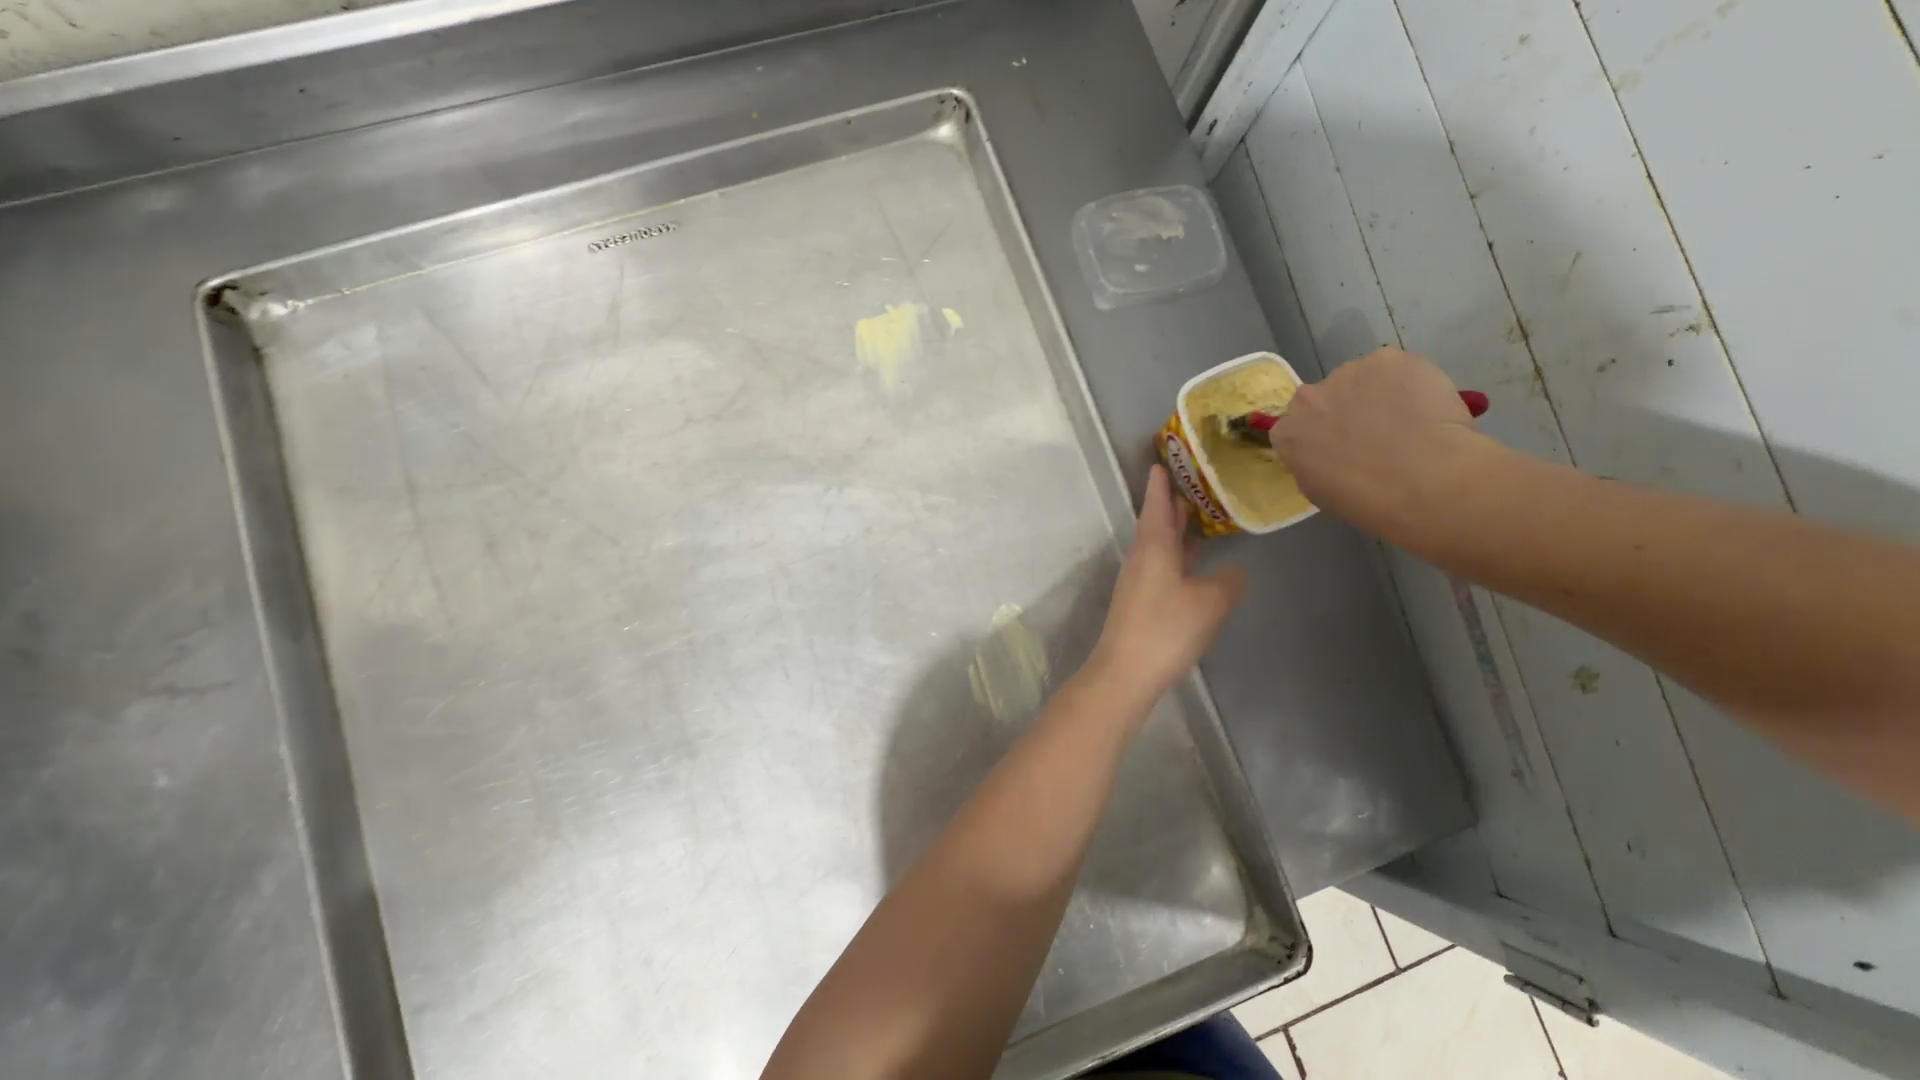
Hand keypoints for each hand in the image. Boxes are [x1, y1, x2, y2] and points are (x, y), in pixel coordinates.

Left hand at [1086, 465, 1247, 706]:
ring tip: (1196, 516)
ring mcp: (1139, 582)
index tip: (1162, 461)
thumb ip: (1228, 581)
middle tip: (1190, 483)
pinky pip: (1161, 567)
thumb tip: (1233, 572)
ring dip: (1175, 530)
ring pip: (1158, 546)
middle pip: (1156, 522)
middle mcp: (1142, 558)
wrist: (1125, 673)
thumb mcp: (1210, 602)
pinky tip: (1192, 564)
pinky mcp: (1141, 604)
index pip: (1157, 504)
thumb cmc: (1166, 629)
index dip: (1162, 483)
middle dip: (1171, 503)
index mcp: (1154, 546)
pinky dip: (1176, 556)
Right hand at [1268, 346, 1497, 536]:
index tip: (1343, 447)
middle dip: (1348, 409)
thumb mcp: (1321, 493)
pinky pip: (1399, 369)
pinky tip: (1427, 408)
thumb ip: (1313, 462)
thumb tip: (1328, 452)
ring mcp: (1348, 373)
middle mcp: (1309, 397)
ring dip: (1380, 394)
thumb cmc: (1369, 501)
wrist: (1425, 482)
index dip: (1323, 435)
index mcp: (1288, 433)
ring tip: (1410, 422)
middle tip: (1378, 434)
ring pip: (1364, 379)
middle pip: (1327, 396)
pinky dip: (1412, 383)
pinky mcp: (1388, 359)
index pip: (1297, 427)